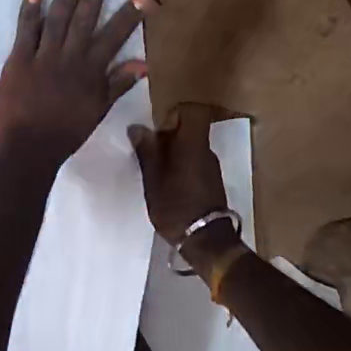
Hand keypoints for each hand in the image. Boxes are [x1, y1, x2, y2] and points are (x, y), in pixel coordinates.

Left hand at [0, 0, 148, 162]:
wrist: (29, 147)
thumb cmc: (67, 130)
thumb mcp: (98, 109)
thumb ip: (119, 83)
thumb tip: (143, 64)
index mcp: (91, 70)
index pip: (115, 36)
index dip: (130, 14)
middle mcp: (70, 58)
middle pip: (84, 21)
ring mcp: (43, 56)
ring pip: (57, 20)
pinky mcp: (19, 59)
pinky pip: (25, 30)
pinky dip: (30, 10)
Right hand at [128, 103, 230, 245]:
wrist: (205, 239)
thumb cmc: (176, 204)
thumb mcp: (153, 179)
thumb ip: (146, 151)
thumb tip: (137, 127)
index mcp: (192, 142)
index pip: (191, 112)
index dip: (174, 114)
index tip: (156, 126)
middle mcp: (206, 149)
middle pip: (189, 130)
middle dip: (169, 137)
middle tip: (148, 151)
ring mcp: (212, 166)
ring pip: (191, 148)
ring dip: (174, 154)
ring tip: (155, 171)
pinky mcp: (213, 182)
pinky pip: (195, 164)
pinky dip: (182, 167)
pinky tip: (169, 184)